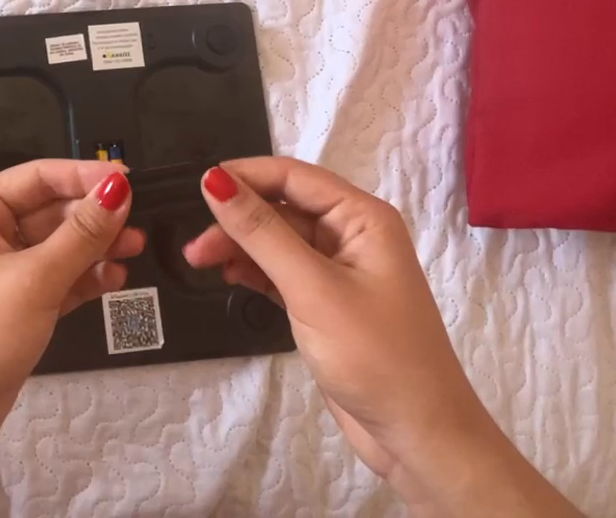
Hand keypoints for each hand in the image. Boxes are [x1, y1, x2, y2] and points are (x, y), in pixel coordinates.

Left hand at [0, 159, 141, 457]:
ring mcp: (11, 270)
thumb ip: (82, 233)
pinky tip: (116, 279)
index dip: (83, 174)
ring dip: (98, 246)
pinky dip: (88, 276)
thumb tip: (119, 188)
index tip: (130, 180)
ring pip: (63, 245)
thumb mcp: (36, 278)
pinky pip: (63, 277)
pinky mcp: (25, 303)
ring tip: (136, 249)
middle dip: (95, 214)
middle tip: (140, 221)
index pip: (39, 177)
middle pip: (54, 209)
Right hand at [184, 157, 579, 516]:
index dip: (245, 176)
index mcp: (361, 217)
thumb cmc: (376, 355)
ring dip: (239, 246)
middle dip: (237, 219)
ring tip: (200, 262)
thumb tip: (213, 180)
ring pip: (275, 239)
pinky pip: (279, 269)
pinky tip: (229, 276)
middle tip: (196, 247)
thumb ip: (261, 232)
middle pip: (280, 207)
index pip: (293, 176)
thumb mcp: (312, 288)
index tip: (198, 188)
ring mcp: (337, 269)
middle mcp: (350, 234)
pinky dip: (253, 270)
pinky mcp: (324, 301)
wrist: (420, 440)